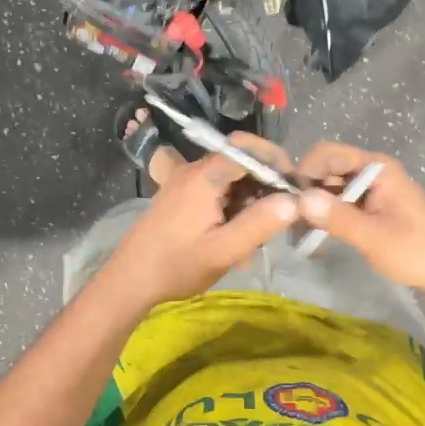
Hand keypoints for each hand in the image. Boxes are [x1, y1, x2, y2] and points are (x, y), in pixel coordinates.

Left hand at [95, 133, 299, 309]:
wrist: (130, 279)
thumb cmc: (177, 265)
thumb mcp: (224, 251)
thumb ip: (259, 224)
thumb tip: (294, 200)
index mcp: (204, 176)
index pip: (246, 146)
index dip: (274, 159)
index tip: (294, 184)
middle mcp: (193, 170)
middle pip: (240, 162)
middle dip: (263, 186)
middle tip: (277, 218)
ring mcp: (184, 181)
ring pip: (230, 179)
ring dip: (248, 202)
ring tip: (253, 239)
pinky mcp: (180, 195)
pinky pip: (215, 190)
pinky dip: (231, 208)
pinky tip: (234, 239)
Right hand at [296, 142, 424, 294]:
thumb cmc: (415, 252)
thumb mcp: (374, 238)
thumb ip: (338, 217)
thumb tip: (300, 200)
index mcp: (377, 168)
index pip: (328, 153)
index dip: (305, 171)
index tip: (290, 198)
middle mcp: (372, 170)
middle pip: (327, 167)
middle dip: (307, 189)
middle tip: (292, 218)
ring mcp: (372, 186)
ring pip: (331, 184)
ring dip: (315, 203)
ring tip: (300, 229)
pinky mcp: (371, 203)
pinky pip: (340, 198)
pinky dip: (327, 212)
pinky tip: (316, 232)